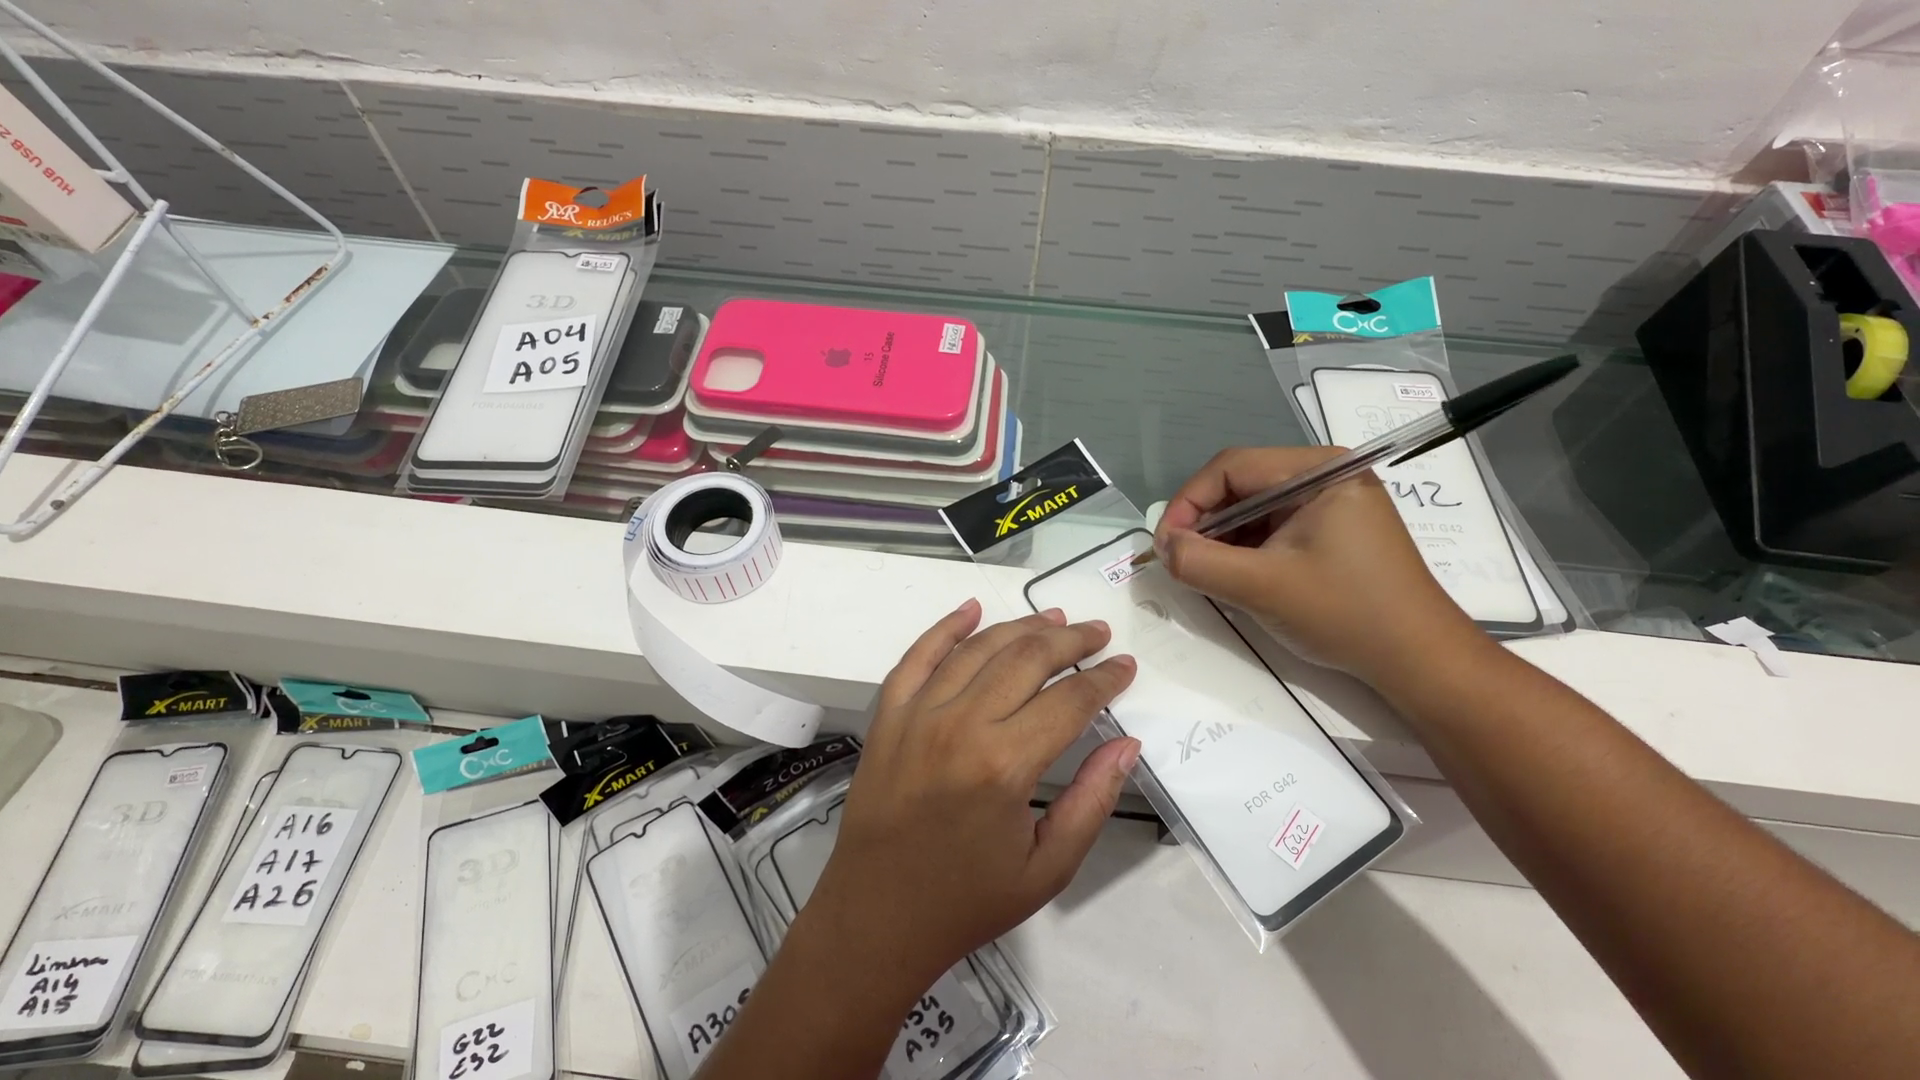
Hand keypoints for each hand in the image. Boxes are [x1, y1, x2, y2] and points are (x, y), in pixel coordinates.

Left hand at [804, 600, 1138, 989]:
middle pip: (1026, 659)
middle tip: (1096, 634)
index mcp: (1004, 766)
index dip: (1104, 680)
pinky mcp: (887, 717)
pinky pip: (917, 657)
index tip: (1124, 667)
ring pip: (977, 649)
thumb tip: (1128, 744)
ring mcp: (917, 715)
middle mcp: (960, 726)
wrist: (876, 916)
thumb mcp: (1047, 868)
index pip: (1069, 701)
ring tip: (1054, 620)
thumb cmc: (968, 901)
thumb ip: (1092, 800)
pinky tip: (971, 609)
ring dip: (1021, 627)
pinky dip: (945, 628)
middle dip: (1070, 641)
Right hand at [1154, 446, 1481, 687]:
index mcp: (1320, 470)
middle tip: (1180, 560)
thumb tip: (1163, 547)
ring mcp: (1335, 502)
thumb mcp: (1261, 587)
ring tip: (1206, 573)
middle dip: (1205, 522)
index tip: (1165, 546)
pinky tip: (1237, 576)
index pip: (1232, 467)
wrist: (1419, 660)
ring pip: (1256, 507)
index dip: (1188, 502)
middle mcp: (1329, 475)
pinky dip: (1248, 549)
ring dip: (1224, 538)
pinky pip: (1276, 527)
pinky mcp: (1336, 530)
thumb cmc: (1345, 613)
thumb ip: (1200, 562)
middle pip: (1243, 483)